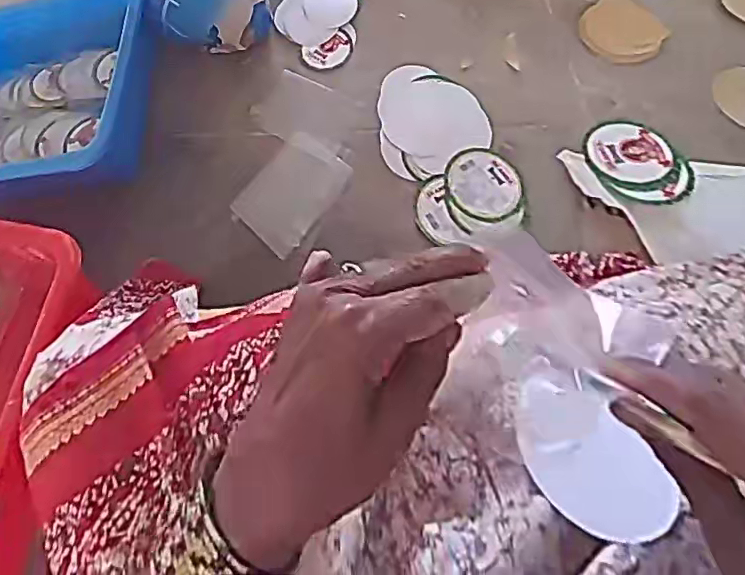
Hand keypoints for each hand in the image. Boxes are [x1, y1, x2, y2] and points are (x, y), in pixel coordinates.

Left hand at [212, 247, 491, 568]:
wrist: (254, 486)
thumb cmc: (328, 470)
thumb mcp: (392, 429)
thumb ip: (423, 369)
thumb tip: (448, 323)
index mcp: (363, 330)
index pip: (426, 300)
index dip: (461, 292)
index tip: (490, 284)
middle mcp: (337, 302)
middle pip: (401, 274)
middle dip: (443, 265)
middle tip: (479, 259)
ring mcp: (313, 303)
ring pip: (372, 274)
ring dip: (409, 271)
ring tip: (444, 267)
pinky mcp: (298, 313)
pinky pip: (331, 281)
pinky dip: (348, 273)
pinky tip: (340, 258)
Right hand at [607, 359, 744, 574]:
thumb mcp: (740, 557)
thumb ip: (691, 475)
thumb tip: (635, 411)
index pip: (718, 412)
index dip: (659, 382)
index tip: (613, 368)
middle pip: (736, 395)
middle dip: (673, 380)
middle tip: (622, 377)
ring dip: (699, 388)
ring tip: (651, 390)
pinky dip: (733, 404)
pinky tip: (701, 411)